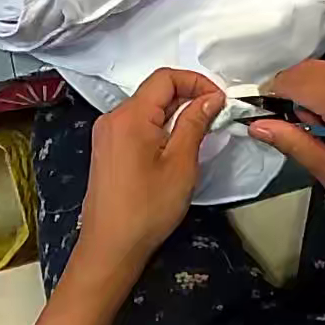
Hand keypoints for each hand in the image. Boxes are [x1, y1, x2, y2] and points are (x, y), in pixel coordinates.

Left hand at [71, 69, 224, 288]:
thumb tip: (211, 97)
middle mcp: (112, 117)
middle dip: (187, 97)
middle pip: (154, 91)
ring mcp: (106, 133)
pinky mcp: (106, 148)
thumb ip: (195, 123)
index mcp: (129, 116)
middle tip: (215, 118)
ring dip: (174, 113)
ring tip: (198, 133)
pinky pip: (135, 124)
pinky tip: (174, 146)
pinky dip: (159, 126)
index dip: (196, 82)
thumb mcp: (181, 164)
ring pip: (146, 108)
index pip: (165, 78)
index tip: (219, 101)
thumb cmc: (148, 207)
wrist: (110, 246)